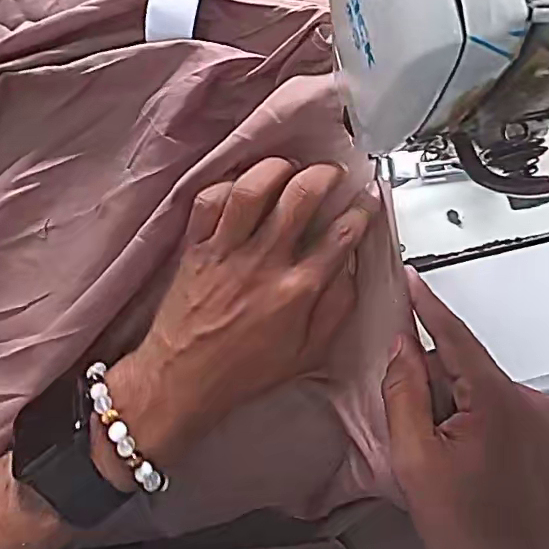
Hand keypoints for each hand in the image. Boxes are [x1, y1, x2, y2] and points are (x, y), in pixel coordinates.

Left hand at [97, 158, 377, 484]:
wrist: (182, 379)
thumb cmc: (242, 370)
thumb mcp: (307, 354)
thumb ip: (336, 309)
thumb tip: (351, 270)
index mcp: (296, 291)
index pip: (340, 236)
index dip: (361, 210)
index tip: (366, 199)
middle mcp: (263, 264)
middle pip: (300, 197)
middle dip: (324, 175)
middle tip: (331, 173)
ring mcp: (226, 251)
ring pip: (252, 189)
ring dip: (276, 169)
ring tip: (288, 169)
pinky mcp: (196, 247)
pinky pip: (208, 201)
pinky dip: (226, 185)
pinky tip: (241, 187)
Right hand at [383, 268, 548, 548]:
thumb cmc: (462, 531)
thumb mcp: (415, 458)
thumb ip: (405, 392)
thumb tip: (403, 346)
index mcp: (499, 401)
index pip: (454, 336)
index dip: (427, 304)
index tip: (409, 275)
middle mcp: (527, 401)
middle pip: (463, 364)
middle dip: (428, 374)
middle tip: (403, 413)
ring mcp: (539, 421)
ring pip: (475, 387)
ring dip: (446, 400)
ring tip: (428, 449)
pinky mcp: (539, 438)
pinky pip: (491, 406)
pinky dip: (464, 414)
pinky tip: (449, 453)